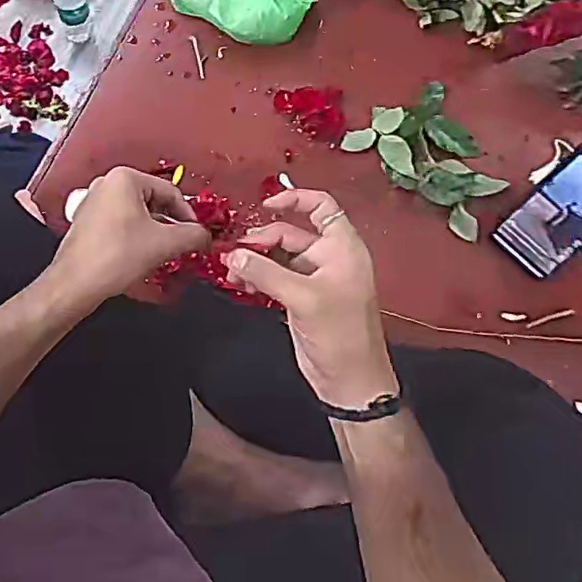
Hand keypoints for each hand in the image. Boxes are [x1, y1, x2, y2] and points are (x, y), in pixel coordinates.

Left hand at [45, 168, 208, 308]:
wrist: (75, 285)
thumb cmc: (116, 256)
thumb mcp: (164, 243)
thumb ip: (192, 235)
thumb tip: (205, 235)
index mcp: (125, 178)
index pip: (170, 192)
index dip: (188, 216)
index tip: (196, 235)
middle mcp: (107, 183)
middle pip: (154, 201)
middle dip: (169, 224)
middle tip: (181, 245)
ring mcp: (94, 201)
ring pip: (138, 213)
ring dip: (154, 232)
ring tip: (161, 253)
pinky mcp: (87, 220)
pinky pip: (121, 222)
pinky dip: (135, 236)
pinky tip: (139, 255)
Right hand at [224, 189, 399, 410]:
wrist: (350, 382)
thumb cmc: (340, 335)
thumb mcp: (303, 298)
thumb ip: (266, 273)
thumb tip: (233, 254)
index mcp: (342, 247)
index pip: (321, 206)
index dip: (295, 199)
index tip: (266, 205)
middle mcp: (329, 257)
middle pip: (291, 232)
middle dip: (262, 239)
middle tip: (235, 252)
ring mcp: (314, 278)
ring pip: (279, 257)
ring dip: (255, 259)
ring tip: (231, 269)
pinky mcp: (302, 298)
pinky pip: (275, 277)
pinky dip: (258, 276)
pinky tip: (239, 282)